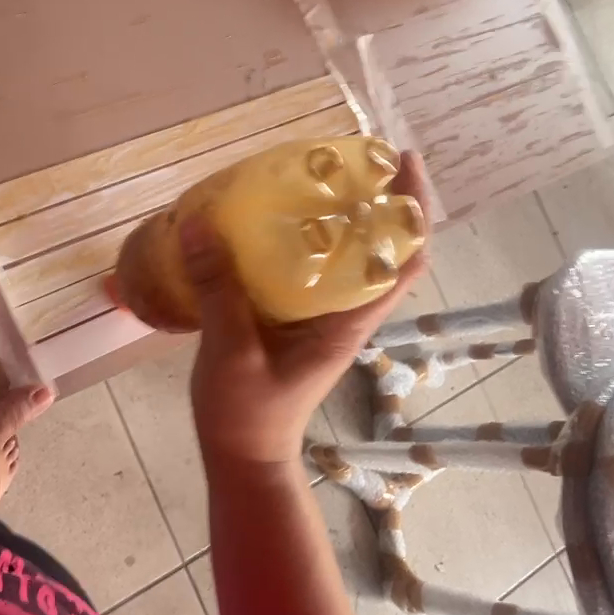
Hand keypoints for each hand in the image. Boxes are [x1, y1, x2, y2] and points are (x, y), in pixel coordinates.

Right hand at [184, 151, 431, 467]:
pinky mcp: (294, 326)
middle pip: (383, 251)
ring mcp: (320, 322)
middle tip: (351, 157)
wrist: (243, 457)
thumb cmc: (247, 414)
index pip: (405, 260)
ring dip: (344, 220)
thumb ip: (218, 290)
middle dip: (379, 202)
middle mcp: (343, 317)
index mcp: (347, 323)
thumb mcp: (231, 351)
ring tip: (314, 180)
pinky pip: (310, 275)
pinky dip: (304, 245)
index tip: (401, 160)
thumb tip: (199, 224)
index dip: (414, 208)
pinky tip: (272, 228)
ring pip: (348, 261)